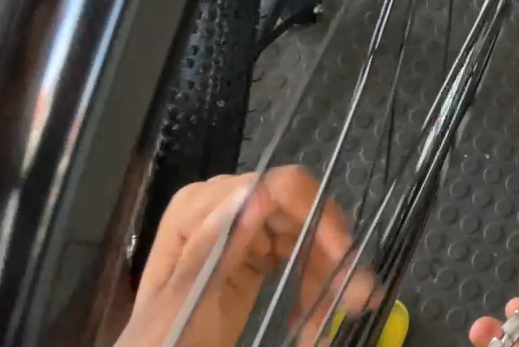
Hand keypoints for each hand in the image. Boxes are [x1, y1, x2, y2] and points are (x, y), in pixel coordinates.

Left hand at [116, 166, 366, 346]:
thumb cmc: (160, 345)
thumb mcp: (181, 306)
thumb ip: (212, 251)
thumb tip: (256, 194)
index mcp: (200, 207)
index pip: (275, 187)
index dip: (316, 214)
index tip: (344, 255)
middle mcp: (227, 205)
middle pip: (300, 209)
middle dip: (331, 251)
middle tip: (358, 294)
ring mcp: (244, 227)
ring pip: (308, 233)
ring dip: (329, 273)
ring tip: (341, 313)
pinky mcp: (257, 251)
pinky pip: (301, 254)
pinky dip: (315, 281)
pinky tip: (315, 314)